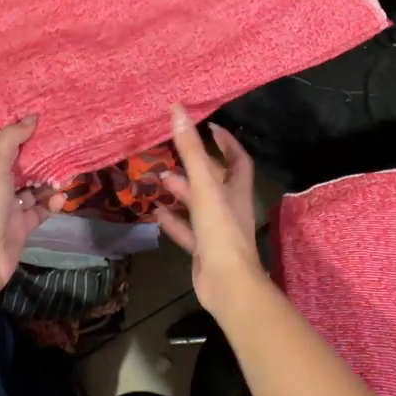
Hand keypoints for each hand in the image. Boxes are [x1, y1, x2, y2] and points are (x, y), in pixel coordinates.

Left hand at [0, 118, 63, 288]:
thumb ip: (12, 139)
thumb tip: (32, 116)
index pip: (4, 147)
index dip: (22, 135)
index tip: (44, 122)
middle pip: (22, 166)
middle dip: (41, 158)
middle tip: (64, 146)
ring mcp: (9, 207)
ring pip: (34, 188)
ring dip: (49, 181)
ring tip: (67, 174)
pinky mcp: (22, 226)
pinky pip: (40, 209)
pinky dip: (52, 203)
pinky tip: (62, 198)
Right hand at [156, 104, 265, 312]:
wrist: (227, 285)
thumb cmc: (221, 230)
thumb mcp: (204, 186)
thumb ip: (191, 150)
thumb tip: (179, 110)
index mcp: (237, 191)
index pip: (238, 159)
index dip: (227, 142)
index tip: (211, 127)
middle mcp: (230, 207)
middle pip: (215, 180)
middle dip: (196, 165)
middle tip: (173, 153)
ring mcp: (217, 230)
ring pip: (199, 204)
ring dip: (181, 191)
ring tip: (160, 178)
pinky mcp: (204, 250)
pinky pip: (187, 230)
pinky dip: (173, 221)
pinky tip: (156, 213)